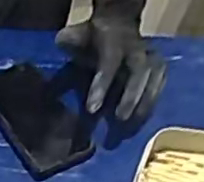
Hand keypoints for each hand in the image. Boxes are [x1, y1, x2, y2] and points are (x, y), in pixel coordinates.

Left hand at [57, 0, 165, 121]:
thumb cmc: (88, 47)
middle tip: (119, 120)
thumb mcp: (73, 54)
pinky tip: (136, 126)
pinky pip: (158, 85)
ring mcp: (148, 55)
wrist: (114, 27)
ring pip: (153, 78)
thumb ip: (63, 70)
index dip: (102, 85)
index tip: (92, 110)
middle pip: (139, 71)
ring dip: (142, 105)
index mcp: (111, 43)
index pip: (110, 63)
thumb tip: (44, 93)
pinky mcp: (156, 67)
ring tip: (127, 132)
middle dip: (130, 96)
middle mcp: (134, 48)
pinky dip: (150, 105)